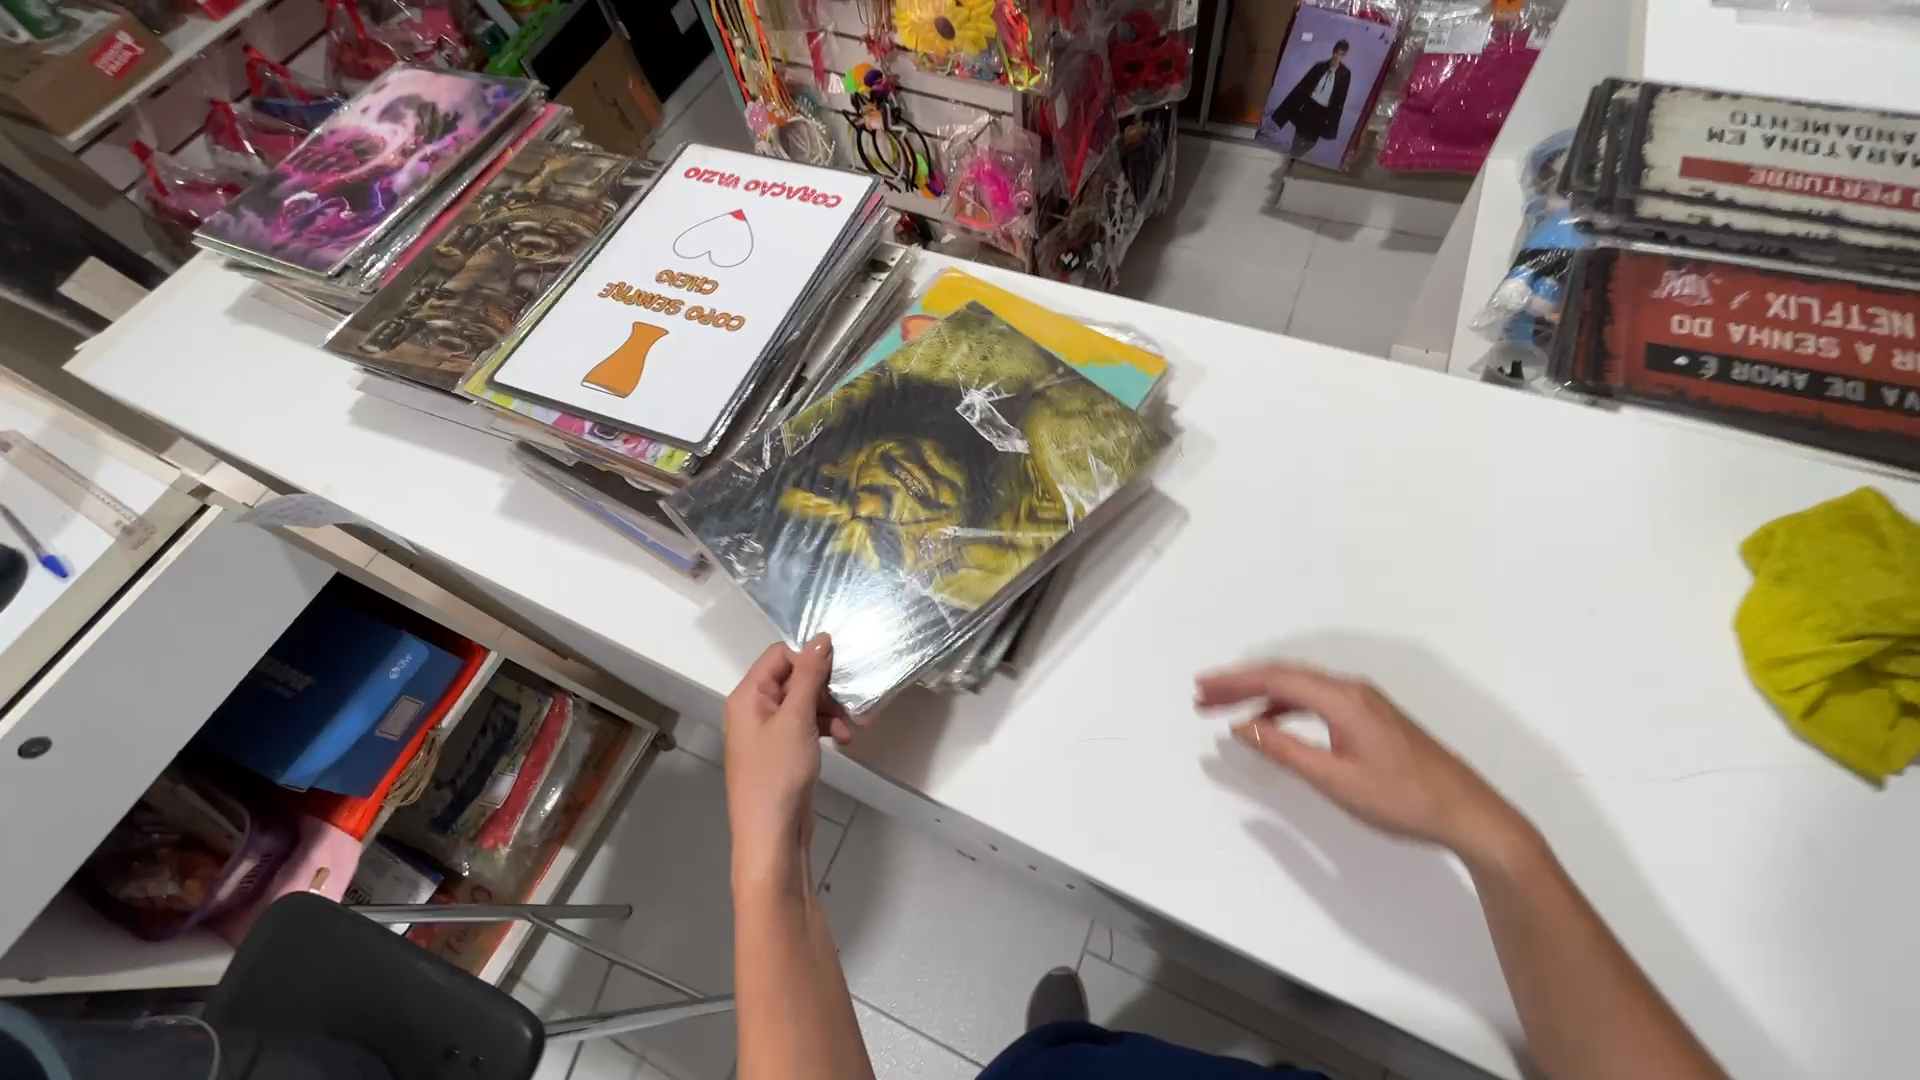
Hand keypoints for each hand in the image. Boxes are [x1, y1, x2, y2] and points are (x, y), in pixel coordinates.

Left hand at [725, 635, 851, 889]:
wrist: (772, 837)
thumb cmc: (778, 775)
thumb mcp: (796, 719)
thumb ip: (810, 676)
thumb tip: (820, 638)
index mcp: (747, 696)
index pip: (780, 656)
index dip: (810, 658)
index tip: (839, 671)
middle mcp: (754, 709)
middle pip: (794, 679)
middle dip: (826, 688)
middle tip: (852, 701)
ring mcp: (768, 732)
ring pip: (805, 703)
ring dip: (831, 710)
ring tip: (853, 728)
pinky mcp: (783, 752)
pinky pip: (806, 726)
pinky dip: (826, 728)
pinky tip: (845, 739)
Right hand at [1196, 663, 1534, 866]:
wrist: (1470, 815)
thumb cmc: (1403, 800)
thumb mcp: (1335, 780)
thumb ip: (1284, 750)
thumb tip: (1242, 728)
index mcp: (1343, 700)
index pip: (1276, 678)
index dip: (1234, 681)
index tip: (1202, 688)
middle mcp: (1351, 690)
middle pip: (1284, 675)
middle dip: (1239, 684)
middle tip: (1202, 697)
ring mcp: (1363, 701)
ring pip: (1299, 686)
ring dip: (1259, 694)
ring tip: (1225, 708)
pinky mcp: (1369, 716)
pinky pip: (1314, 699)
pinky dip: (1284, 705)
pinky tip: (1270, 722)